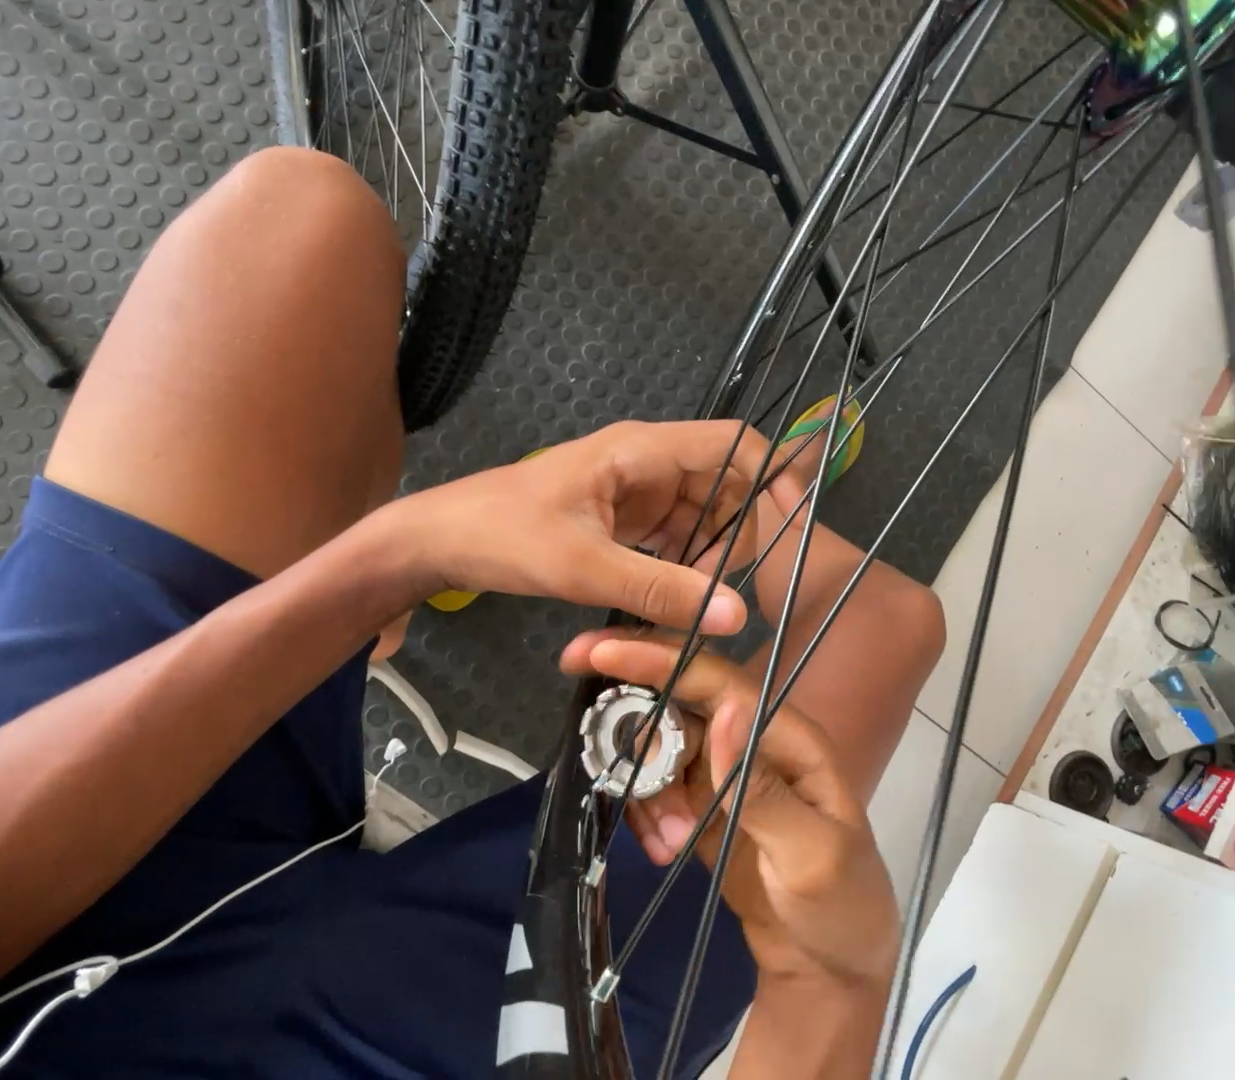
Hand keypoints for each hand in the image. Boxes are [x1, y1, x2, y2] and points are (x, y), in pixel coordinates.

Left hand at [387, 420, 771, 632]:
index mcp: (642, 450)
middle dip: (741, 530)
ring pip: (702, 516)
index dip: (774, 475)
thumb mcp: (584, 566)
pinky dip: (685, 565)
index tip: (795, 525)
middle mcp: (647, 464)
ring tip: (709, 601)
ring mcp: (635, 492)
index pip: (733, 443)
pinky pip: (673, 538)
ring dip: (712, 554)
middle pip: (725, 485)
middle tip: (739, 587)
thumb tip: (736, 616)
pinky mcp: (622, 520)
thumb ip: (660, 589)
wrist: (439, 541)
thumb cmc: (504, 535)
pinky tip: (682, 598)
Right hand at [562, 633, 898, 987]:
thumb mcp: (811, 853)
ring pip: (659, 751)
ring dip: (649, 792)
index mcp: (788, 737)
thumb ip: (763, 787)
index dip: (661, 661)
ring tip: (672, 842)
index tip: (603, 652)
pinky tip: (664, 850)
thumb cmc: (841, 905)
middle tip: (617, 771)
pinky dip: (649, 817)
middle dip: (640, 734)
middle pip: (678, 708)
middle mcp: (751, 742)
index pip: (719, 682)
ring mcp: (723, 773)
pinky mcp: (700, 805)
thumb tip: (727, 710)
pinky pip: (655, 791)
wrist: (827, 967)